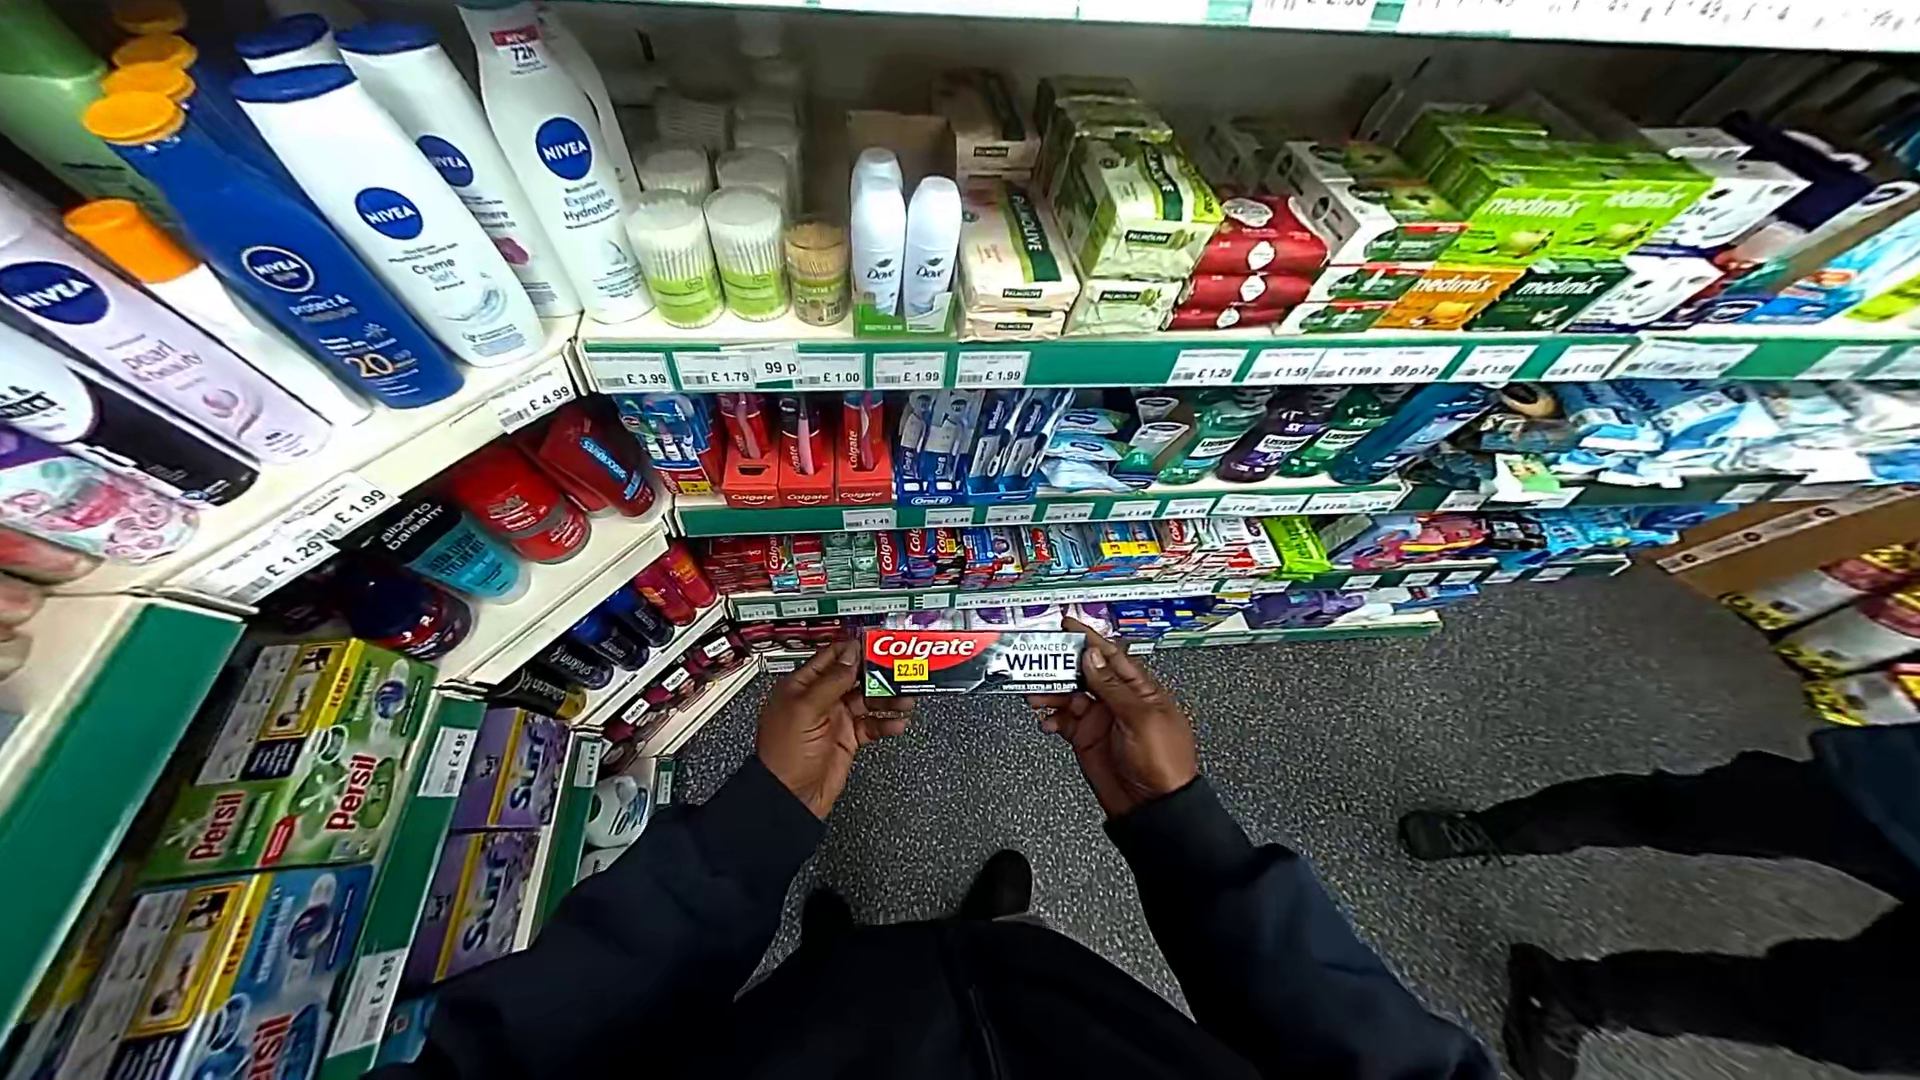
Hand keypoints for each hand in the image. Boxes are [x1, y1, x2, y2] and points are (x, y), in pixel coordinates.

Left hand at [756, 639, 913, 817]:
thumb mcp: (806, 710)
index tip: (878, 643)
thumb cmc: (784, 755)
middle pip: (856, 676)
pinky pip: (873, 724)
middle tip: (900, 670)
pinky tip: (897, 722)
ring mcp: (836, 718)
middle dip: (879, 673)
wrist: (790, 799)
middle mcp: (821, 699)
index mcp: (803, 686)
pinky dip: (887, 722)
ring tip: (906, 699)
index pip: (833, 657)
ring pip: (869, 699)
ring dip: (889, 698)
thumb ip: (831, 681)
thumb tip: (851, 654)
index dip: (855, 649)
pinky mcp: (849, 738)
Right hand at [1028, 618, 1197, 818]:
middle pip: (1083, 672)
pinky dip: (1050, 718)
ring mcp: (1100, 718)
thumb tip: (1092, 656)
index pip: (1109, 655)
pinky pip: (1062, 720)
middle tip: (1039, 659)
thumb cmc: (1164, 763)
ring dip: (1050, 692)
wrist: (1153, 810)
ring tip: (1036, 694)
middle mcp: (1117, 699)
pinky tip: (1046, 722)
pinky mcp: (1085, 737)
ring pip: (1068, 694)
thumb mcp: (1140, 718)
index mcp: (1138, 689)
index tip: (1067, 625)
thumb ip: (1112, 686)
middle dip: (1060, 665)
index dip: (1088, 638)